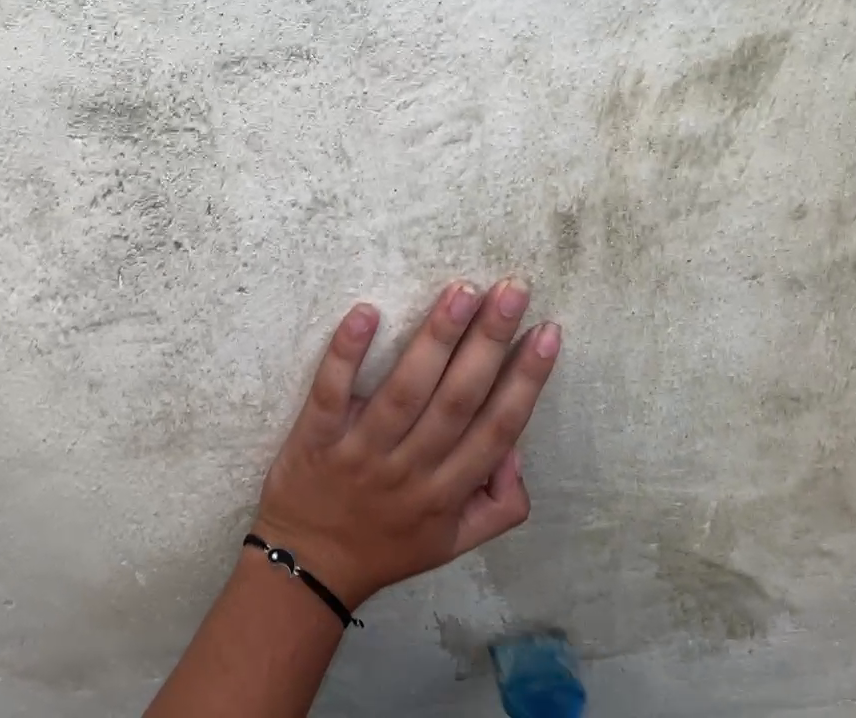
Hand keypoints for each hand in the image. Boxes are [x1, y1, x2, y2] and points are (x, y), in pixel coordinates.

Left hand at [251, 279, 560, 609]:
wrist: (307, 567)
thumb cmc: (385, 546)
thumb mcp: (454, 543)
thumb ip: (499, 506)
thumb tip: (516, 452)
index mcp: (448, 492)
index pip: (498, 429)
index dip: (527, 380)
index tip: (547, 330)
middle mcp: (410, 470)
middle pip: (458, 400)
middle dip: (489, 341)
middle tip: (512, 288)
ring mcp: (360, 453)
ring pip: (405, 391)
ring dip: (435, 338)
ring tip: (461, 292)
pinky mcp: (314, 439)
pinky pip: (331, 393)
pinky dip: (347, 354)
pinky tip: (367, 312)